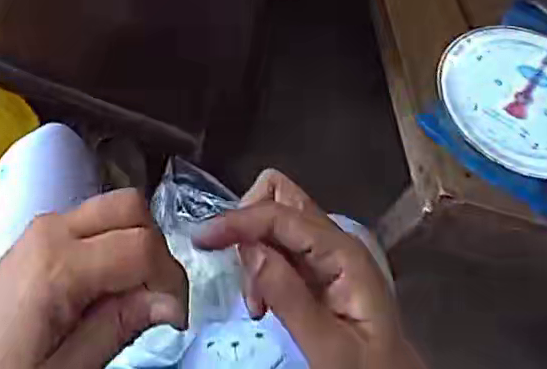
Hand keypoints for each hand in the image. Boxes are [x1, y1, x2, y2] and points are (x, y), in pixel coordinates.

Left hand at [0, 189, 189, 368]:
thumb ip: (116, 327)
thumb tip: (167, 300)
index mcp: (59, 261)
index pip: (140, 244)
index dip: (170, 280)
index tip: (174, 321)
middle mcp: (53, 228)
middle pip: (130, 205)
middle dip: (156, 247)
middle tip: (159, 303)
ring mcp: (43, 225)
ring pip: (112, 207)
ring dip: (135, 242)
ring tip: (135, 298)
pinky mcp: (39, 233)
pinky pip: (91, 222)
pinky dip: (113, 242)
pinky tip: (107, 287)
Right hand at [194, 170, 423, 368]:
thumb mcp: (331, 353)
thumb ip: (289, 297)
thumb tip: (248, 248)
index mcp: (343, 253)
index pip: (278, 213)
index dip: (238, 220)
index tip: (202, 240)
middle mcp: (335, 241)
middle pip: (278, 195)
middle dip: (248, 223)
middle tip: (243, 273)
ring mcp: (326, 253)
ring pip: (272, 217)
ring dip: (252, 248)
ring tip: (257, 302)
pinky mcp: (317, 269)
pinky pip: (276, 244)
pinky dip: (260, 263)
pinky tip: (264, 301)